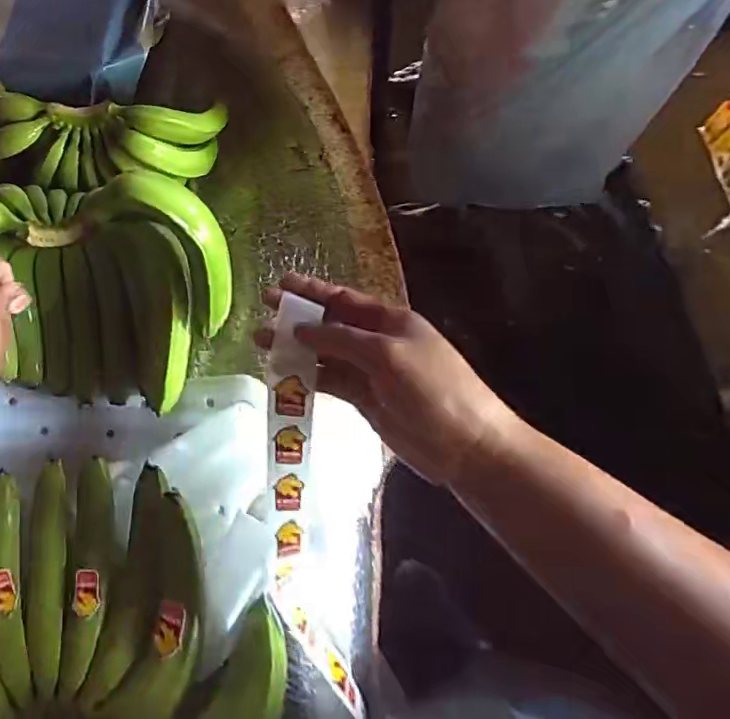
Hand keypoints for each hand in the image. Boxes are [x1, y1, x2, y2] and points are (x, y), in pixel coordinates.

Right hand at [256, 273, 515, 487]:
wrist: (468, 446)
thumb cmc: (434, 389)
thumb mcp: (387, 355)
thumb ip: (342, 339)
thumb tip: (302, 328)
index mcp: (389, 320)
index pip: (343, 298)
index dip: (311, 291)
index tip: (280, 283)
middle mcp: (377, 341)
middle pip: (330, 323)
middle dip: (297, 317)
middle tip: (263, 311)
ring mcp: (371, 372)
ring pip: (326, 354)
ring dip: (297, 348)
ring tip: (262, 344)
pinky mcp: (366, 400)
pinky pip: (330, 382)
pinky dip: (308, 377)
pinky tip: (284, 375)